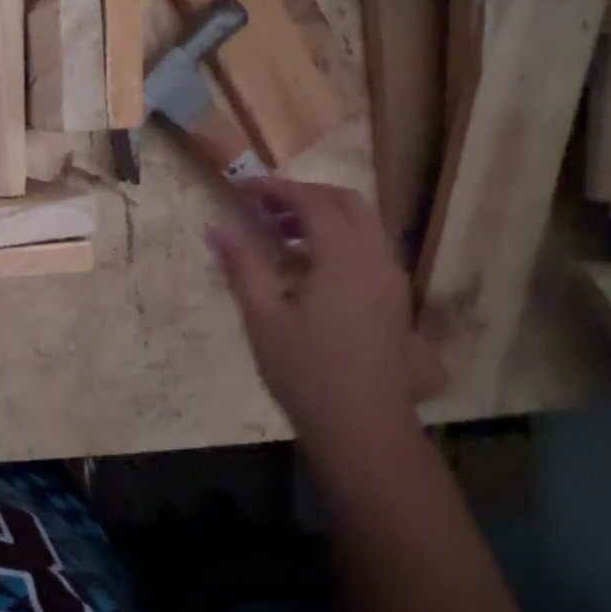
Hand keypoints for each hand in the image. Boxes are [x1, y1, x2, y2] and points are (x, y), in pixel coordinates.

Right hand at [208, 178, 424, 445]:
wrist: (362, 424)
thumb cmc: (305, 370)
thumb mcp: (262, 317)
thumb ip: (242, 266)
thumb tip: (218, 227)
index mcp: (344, 259)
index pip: (313, 203)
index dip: (277, 189)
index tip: (242, 187)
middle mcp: (376, 259)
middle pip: (347, 203)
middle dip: (304, 194)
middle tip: (261, 203)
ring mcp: (390, 280)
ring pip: (363, 225)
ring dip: (322, 216)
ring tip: (276, 232)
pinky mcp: (392, 299)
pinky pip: (368, 248)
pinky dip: (337, 239)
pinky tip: (304, 264)